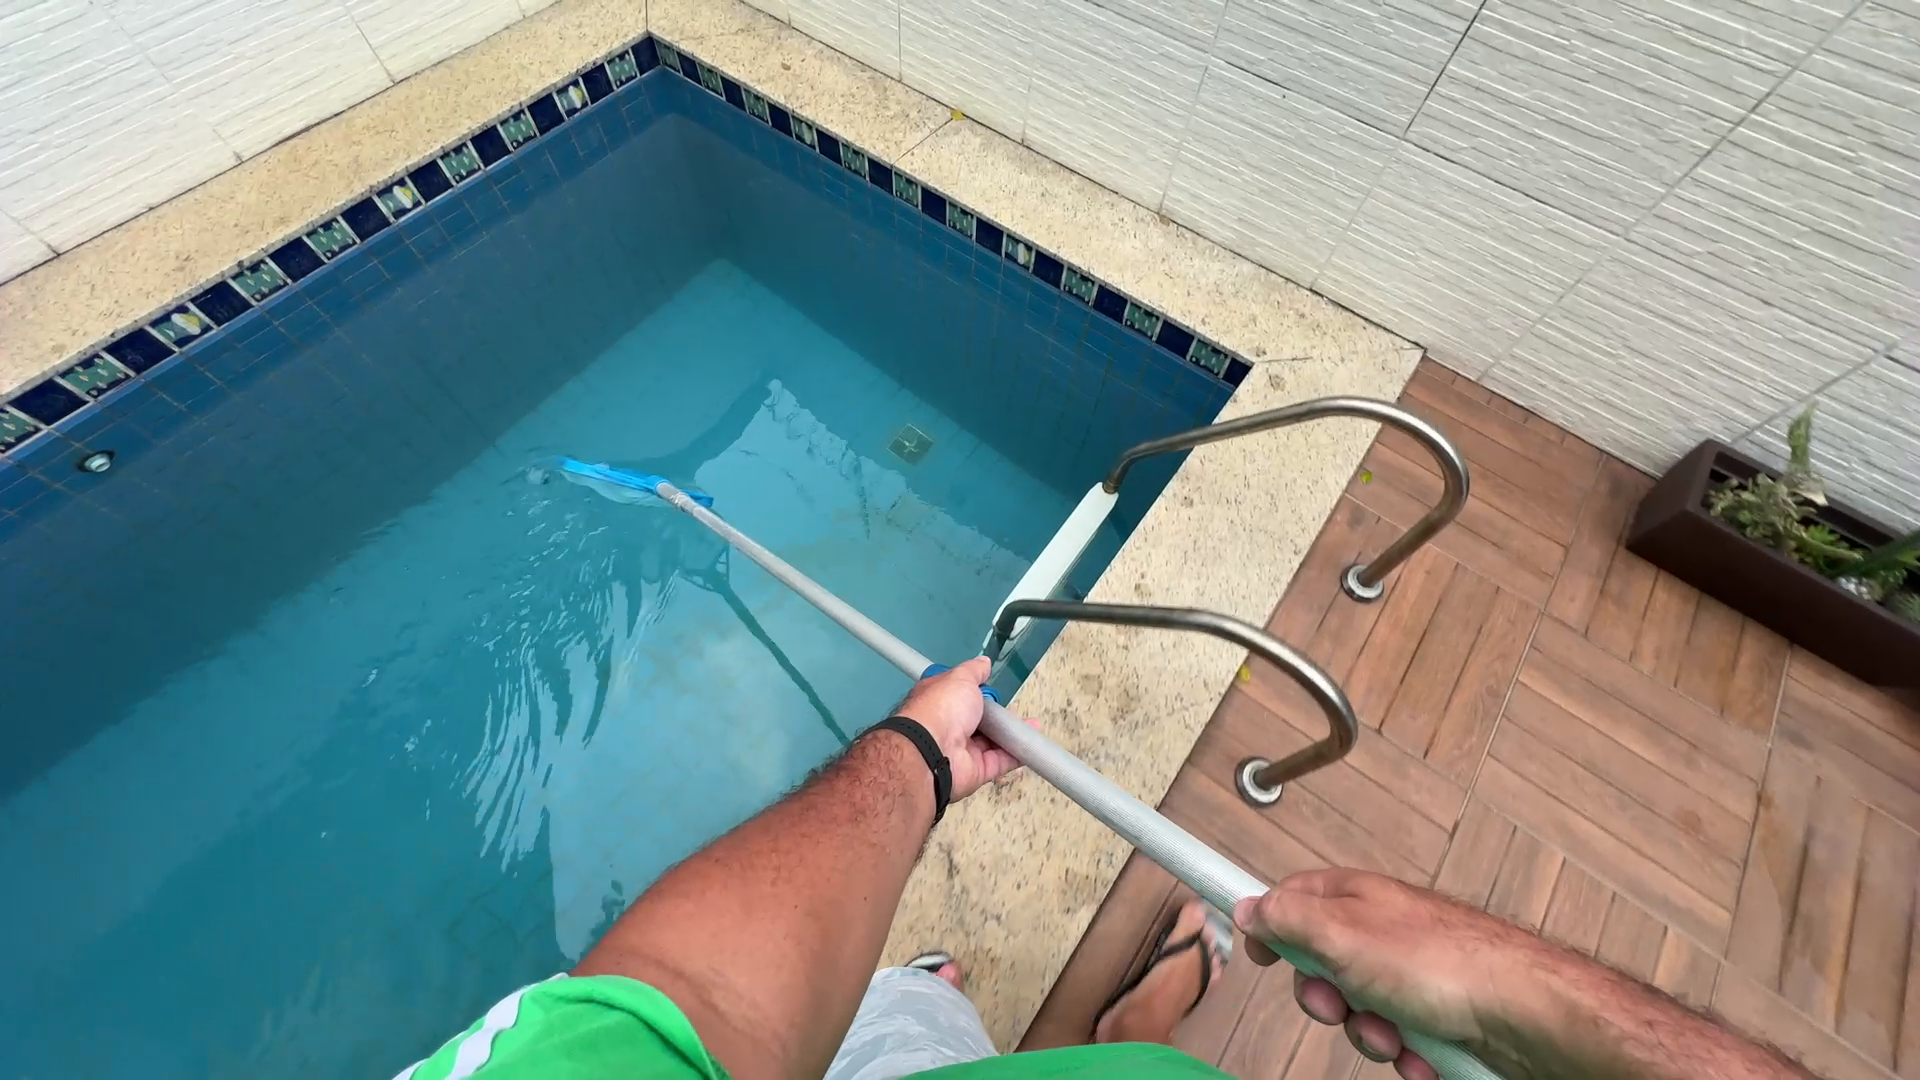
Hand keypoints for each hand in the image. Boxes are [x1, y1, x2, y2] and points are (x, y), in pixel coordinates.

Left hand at [890, 656, 1021, 799]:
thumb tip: (984, 662)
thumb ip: (974, 671)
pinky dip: (1016, 752)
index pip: (959, 695)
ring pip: (992, 741)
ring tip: (1031, 724)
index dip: (974, 690)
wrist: (934, 750)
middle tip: (1011, 708)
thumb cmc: (942, 707)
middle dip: (995, 715)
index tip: (988, 686)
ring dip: (1010, 733)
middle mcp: (949, 726)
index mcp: (939, 702)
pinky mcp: (976, 770)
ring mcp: (962, 750)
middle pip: (978, 720)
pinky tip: (1030, 741)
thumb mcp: (960, 678)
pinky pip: (1000, 760)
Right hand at [1233, 869, 1550, 1079]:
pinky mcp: (1438, 1012)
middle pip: (1321, 962)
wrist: (1527, 1012)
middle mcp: (1377, 929)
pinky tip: (1422, 1054)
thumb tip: (1245, 907)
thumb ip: (1284, 917)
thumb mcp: (1338, 932)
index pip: (1290, 900)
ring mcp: (1409, 972)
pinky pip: (1400, 1036)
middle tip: (1337, 1005)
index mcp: (1350, 898)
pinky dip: (1406, 1051)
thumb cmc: (1433, 961)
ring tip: (1395, 1037)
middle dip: (1324, 995)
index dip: (1270, 927)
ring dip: (1368, 1031)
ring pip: (1360, 1008)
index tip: (1261, 958)